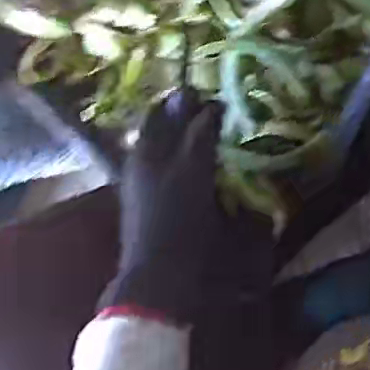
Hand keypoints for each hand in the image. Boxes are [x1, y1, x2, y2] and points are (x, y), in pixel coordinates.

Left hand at [102, 89, 269, 323]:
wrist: (161, 276)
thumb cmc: (177, 215)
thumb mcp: (193, 167)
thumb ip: (200, 131)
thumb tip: (212, 100)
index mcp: (145, 147)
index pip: (164, 107)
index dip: (188, 97)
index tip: (218, 93)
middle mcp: (141, 161)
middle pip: (168, 128)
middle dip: (195, 118)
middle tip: (228, 114)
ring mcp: (147, 184)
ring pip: (173, 150)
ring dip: (197, 141)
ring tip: (227, 138)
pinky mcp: (158, 204)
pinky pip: (177, 170)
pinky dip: (195, 162)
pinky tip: (216, 168)